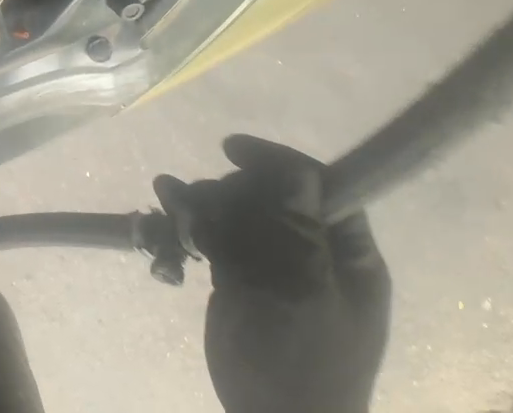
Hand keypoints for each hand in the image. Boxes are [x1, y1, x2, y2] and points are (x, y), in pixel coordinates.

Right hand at [154, 136, 390, 412]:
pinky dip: (189, 221)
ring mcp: (272, 264)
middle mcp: (311, 252)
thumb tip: (292, 169)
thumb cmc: (303, 362)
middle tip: (203, 202)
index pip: (320, 186)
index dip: (278, 162)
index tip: (232, 151)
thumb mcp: (306, 295)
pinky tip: (165, 212)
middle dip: (229, 189)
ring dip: (201, 201)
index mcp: (346, 257)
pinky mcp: (238, 278)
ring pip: (234, 211)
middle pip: (267, 194)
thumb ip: (298, 231)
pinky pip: (213, 235)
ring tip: (172, 202)